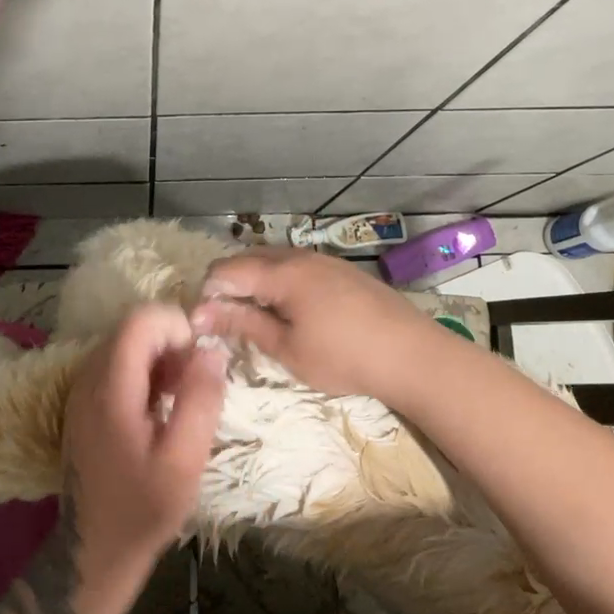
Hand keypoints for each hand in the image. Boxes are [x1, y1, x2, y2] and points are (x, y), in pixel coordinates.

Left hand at [62, 303, 227, 573]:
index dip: (177, 328)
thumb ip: (200, 400)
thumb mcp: (185, 459)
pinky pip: (117, 367)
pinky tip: (161, 410)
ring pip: (125, 345)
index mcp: (110, 388)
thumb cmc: (144, 508)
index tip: (201, 362)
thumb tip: (213, 350)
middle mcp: (88, 379)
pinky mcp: (85, 405)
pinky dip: (145, 374)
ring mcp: (82, 391)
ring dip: (160, 359)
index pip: (140, 319)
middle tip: (196, 385)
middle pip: (132, 329)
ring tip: (182, 400)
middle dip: (171, 344)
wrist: (95, 550)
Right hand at [190, 248, 451, 406]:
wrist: (412, 354)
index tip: (205, 325)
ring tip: (257, 320)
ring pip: (273, 261)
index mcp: (282, 272)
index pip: (225, 269)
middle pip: (247, 258)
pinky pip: (297, 266)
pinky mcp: (342, 270)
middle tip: (226, 323)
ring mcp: (324, 260)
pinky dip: (280, 283)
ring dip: (255, 283)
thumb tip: (201, 311)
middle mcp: (300, 256)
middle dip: (228, 285)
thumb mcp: (287, 348)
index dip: (208, 294)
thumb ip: (243, 323)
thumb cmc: (344, 357)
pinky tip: (291, 312)